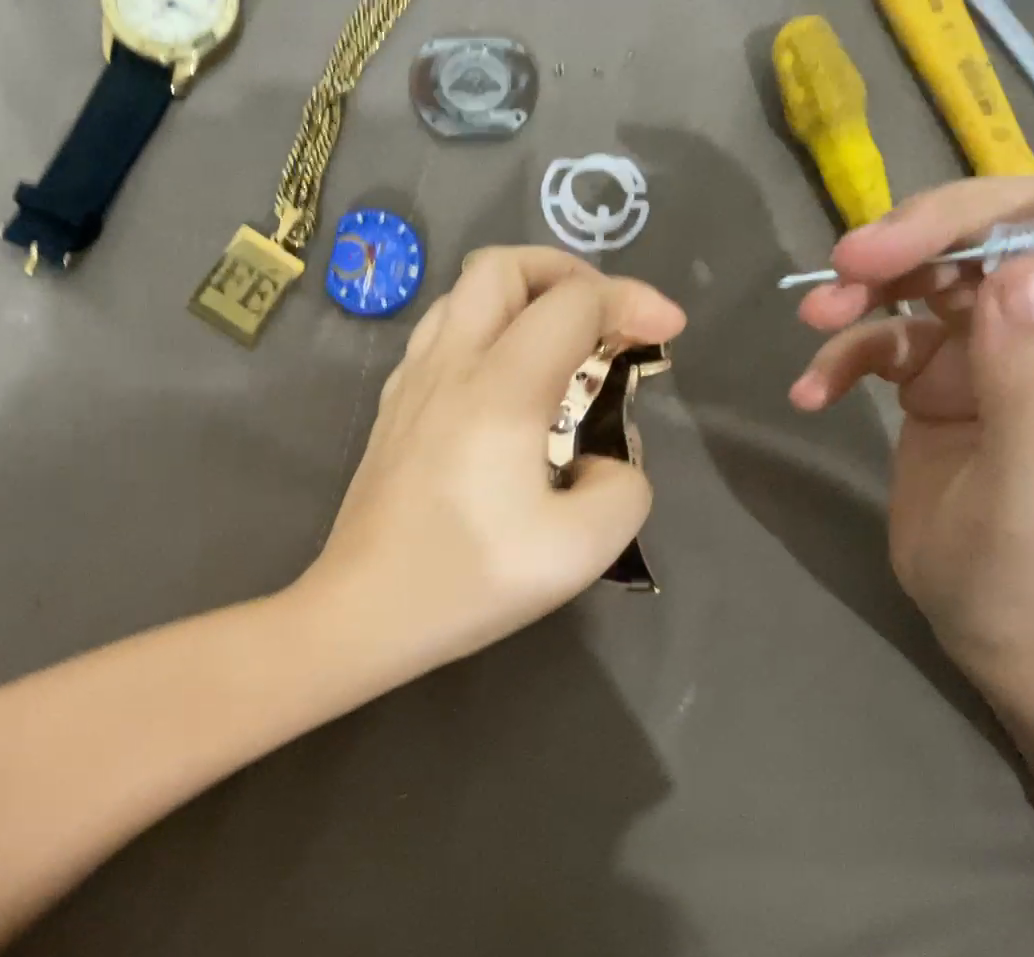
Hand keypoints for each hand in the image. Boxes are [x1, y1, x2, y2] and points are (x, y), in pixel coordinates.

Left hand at [303, 246, 686, 671]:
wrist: (365, 612)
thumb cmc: (470, 580)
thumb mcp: (582, 549)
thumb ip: (623, 488)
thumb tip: (599, 463)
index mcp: (500, 388)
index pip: (575, 302)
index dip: (634, 302)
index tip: (668, 335)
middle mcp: (448, 367)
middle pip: (501, 266)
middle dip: (566, 273)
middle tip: (604, 320)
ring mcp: (409, 387)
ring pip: (459, 297)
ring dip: (517, 299)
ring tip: (555, 345)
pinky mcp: (389, 414)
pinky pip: (435, 339)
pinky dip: (479, 333)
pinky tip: (500, 386)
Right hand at [789, 79, 1033, 666]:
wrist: (992, 623)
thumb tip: (1017, 273)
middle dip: (954, 221)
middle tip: (857, 259)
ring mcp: (1019, 344)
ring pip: (961, 260)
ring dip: (883, 273)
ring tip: (819, 315)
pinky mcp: (950, 370)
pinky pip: (897, 327)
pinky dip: (848, 348)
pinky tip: (809, 392)